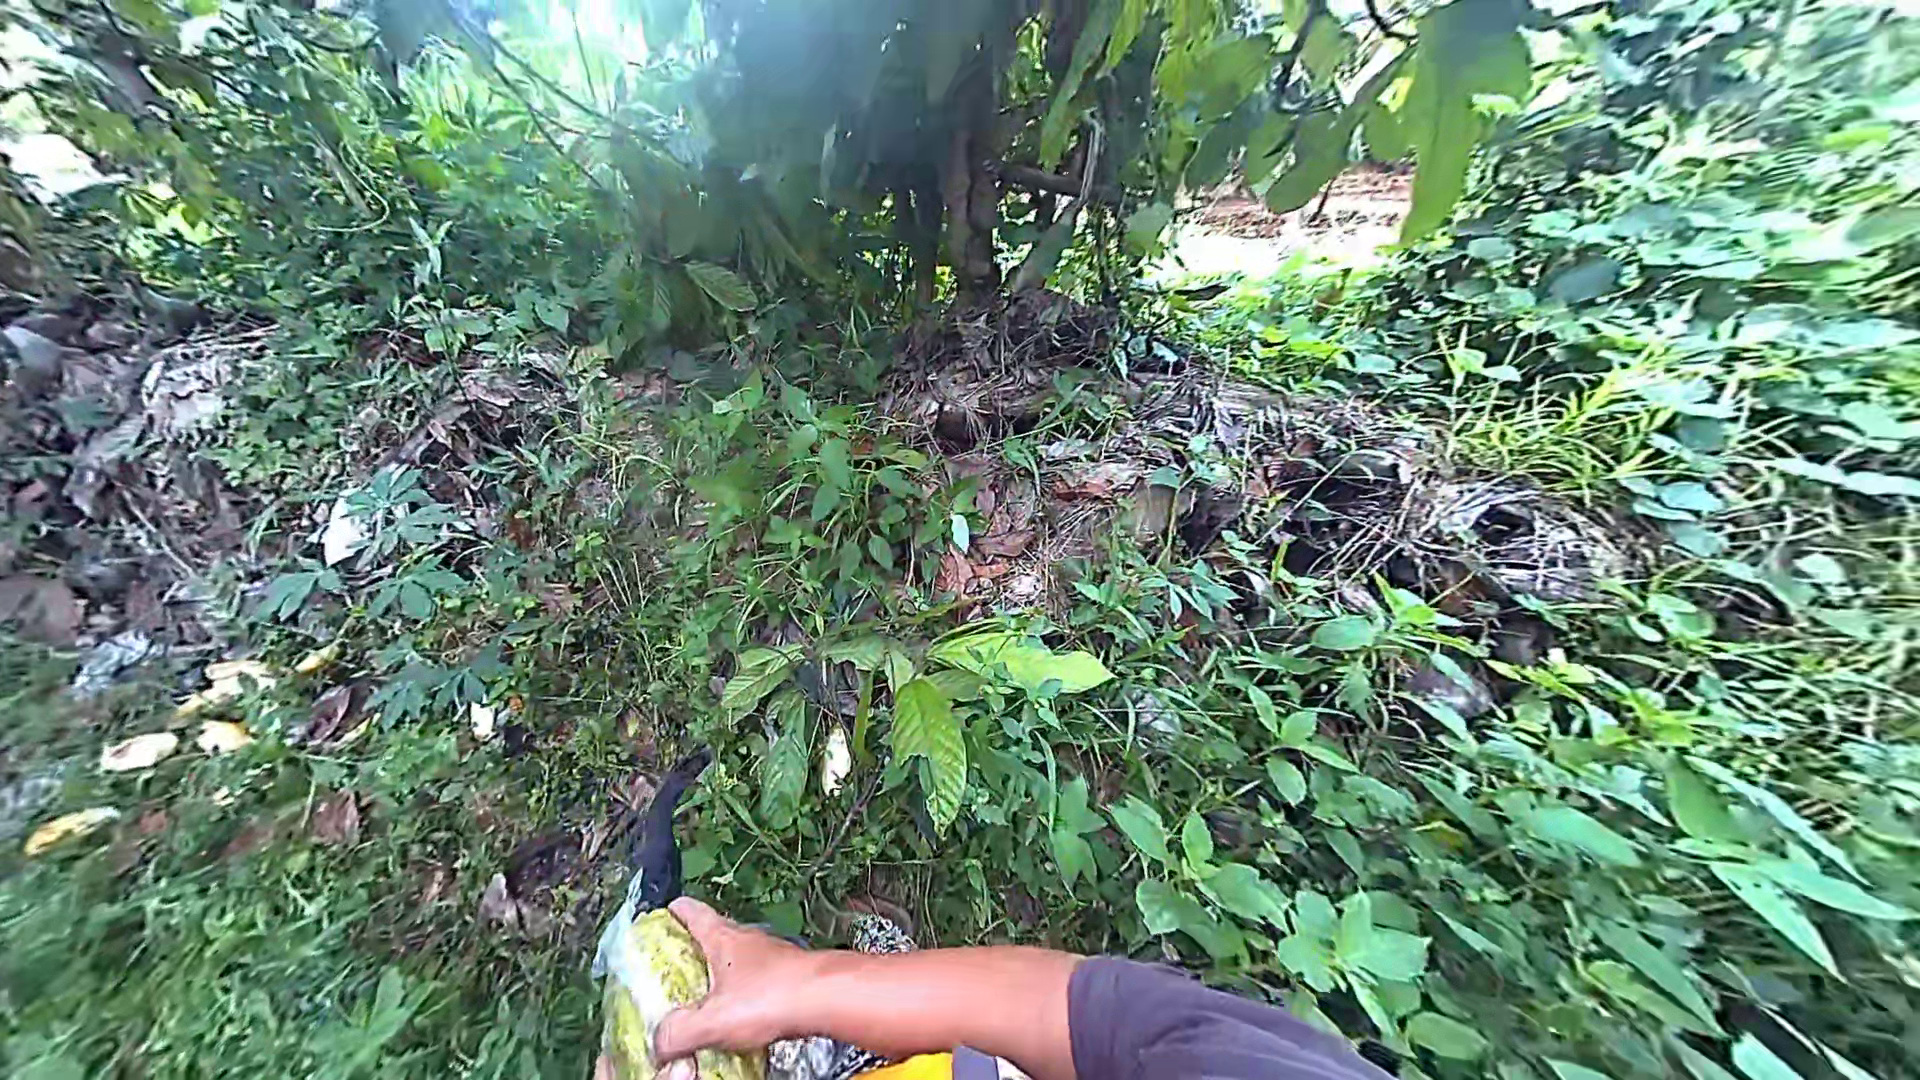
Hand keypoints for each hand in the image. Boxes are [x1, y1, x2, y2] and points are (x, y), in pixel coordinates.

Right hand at [652, 896, 821, 1062]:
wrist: (822, 995)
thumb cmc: (773, 995)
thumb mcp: (714, 1019)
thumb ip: (680, 1031)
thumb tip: (659, 1040)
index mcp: (726, 941)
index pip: (698, 916)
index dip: (681, 910)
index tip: (671, 905)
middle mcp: (747, 941)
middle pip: (717, 933)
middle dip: (696, 941)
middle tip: (677, 953)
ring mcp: (768, 954)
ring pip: (735, 954)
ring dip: (718, 966)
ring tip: (701, 987)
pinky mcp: (782, 972)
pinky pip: (752, 975)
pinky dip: (737, 985)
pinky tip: (734, 1007)